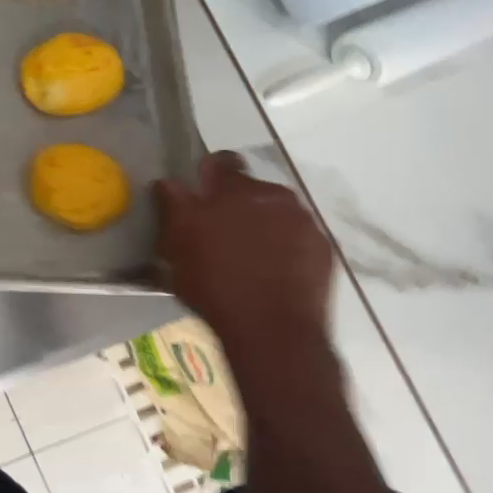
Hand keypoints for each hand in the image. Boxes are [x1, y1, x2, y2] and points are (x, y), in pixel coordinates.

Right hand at [152, 151, 334, 352]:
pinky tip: (269, 272)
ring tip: (245, 257)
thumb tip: (169, 183)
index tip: (196, 195)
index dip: (206, 174)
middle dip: (233, 204)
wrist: (274, 331)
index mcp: (234, 189)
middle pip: (249, 189)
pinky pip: (296, 238)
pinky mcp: (323, 250)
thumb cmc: (214, 283)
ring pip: (274, 213)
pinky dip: (282, 247)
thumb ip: (173, 206)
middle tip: (216, 234)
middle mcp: (274, 196)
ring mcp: (304, 223)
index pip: (220, 161)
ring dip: (259, 225)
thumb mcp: (175, 246)